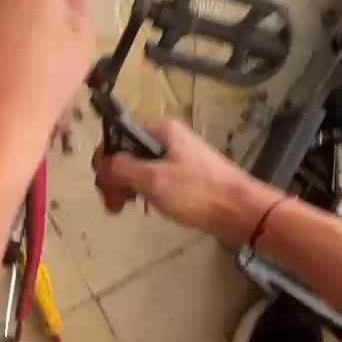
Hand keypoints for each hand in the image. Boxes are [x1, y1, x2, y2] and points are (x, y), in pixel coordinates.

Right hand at [94, 119, 284, 246]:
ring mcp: (179, 157)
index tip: (106, 189)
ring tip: (124, 209)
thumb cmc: (196, 192)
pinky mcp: (186, 175)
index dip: (107, 162)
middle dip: (116, 178)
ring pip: (141, 168)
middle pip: (128, 153)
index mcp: (161, 131)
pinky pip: (156, 179)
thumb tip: (101, 163)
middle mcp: (169, 138)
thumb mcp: (152, 180)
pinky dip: (146, 192)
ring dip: (128, 187)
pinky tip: (147, 207)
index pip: (119, 138)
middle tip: (114, 205)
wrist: (240, 211)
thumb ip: (121, 168)